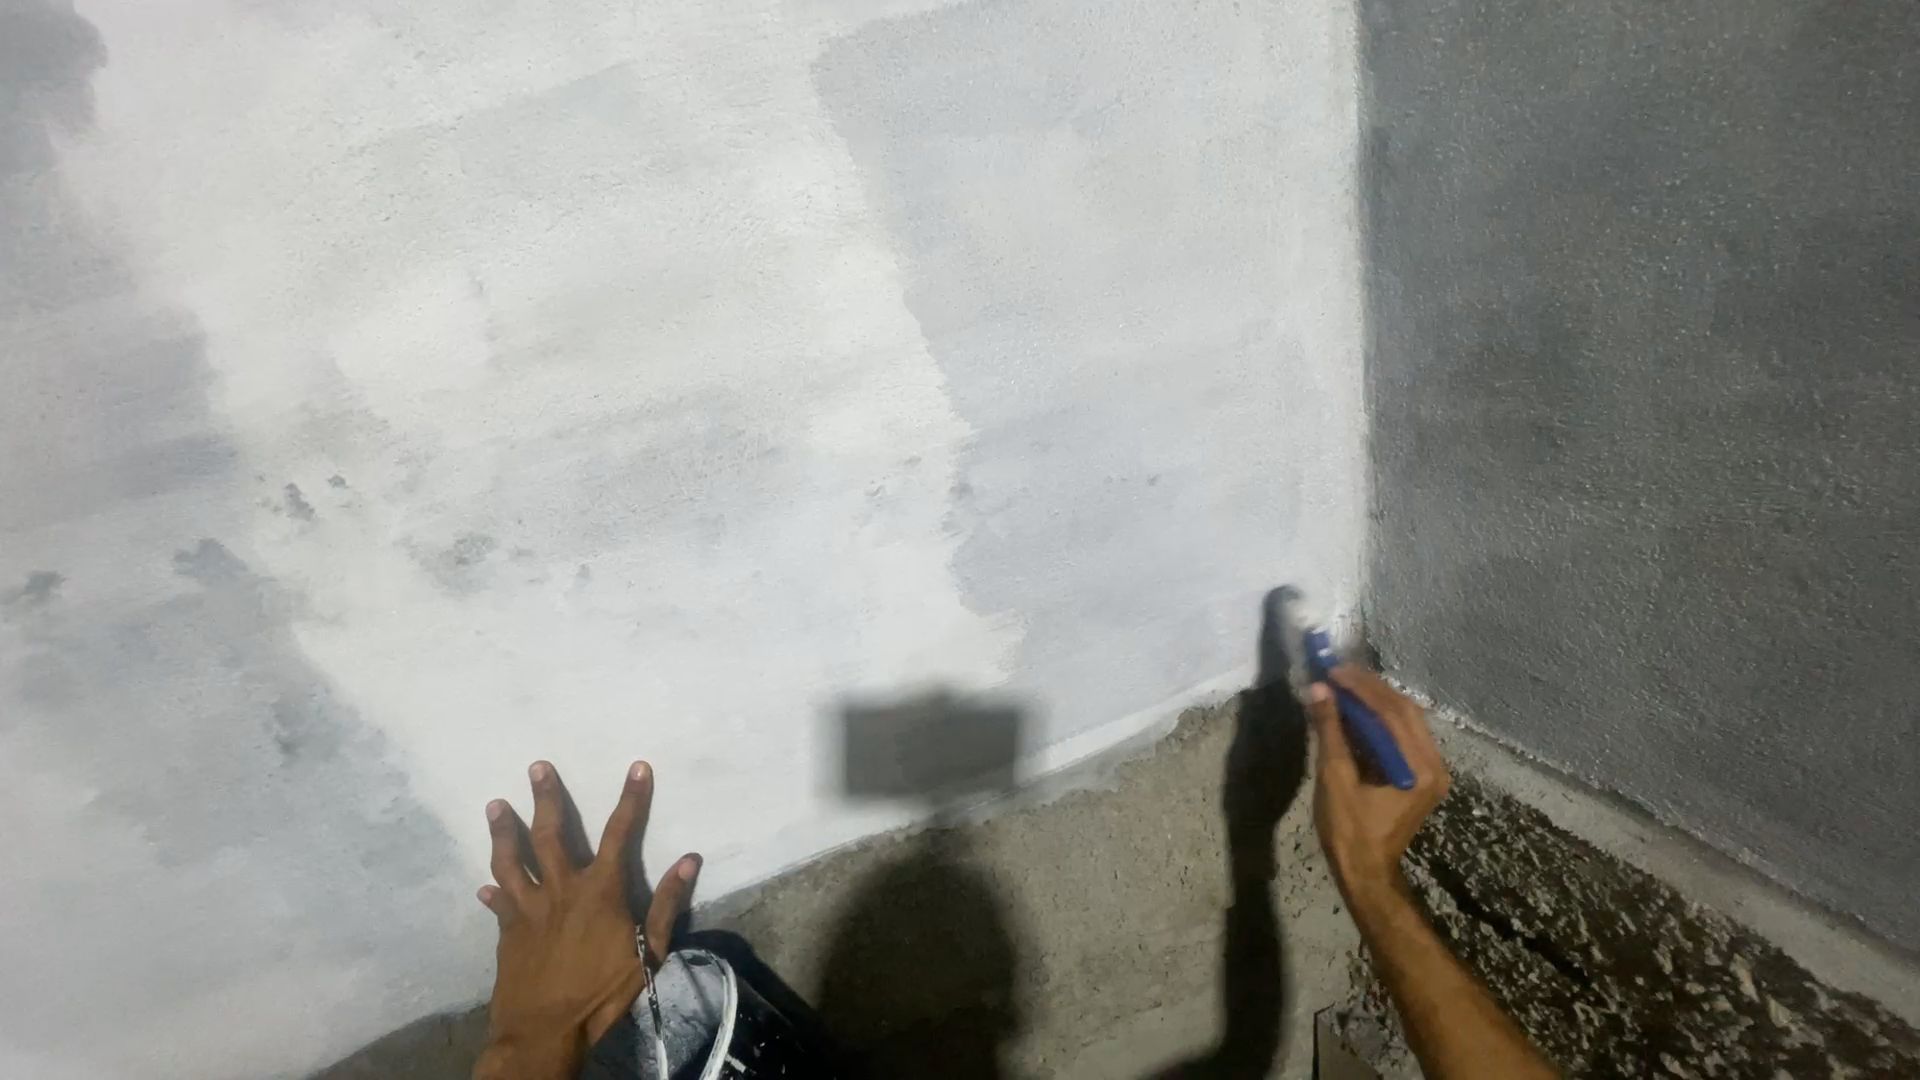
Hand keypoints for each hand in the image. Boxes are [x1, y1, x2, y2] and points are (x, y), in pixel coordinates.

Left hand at [472, 761, 701, 1079]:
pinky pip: (498, 902)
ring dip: (504, 830)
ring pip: (512, 860)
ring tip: (495, 804)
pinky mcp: (507, 932)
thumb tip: (690, 859)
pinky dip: (493, 889)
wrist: (543, 1033)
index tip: (637, 767)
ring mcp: (528, 909)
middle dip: (545, 797)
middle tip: (536, 766)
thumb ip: (669, 903)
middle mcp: (561, 889)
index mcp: (600, 889)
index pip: (619, 832)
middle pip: (550, 834)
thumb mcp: (649, 951)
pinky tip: (483, 884)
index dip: (631, 798)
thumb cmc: (602, 990)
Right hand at [1309, 667, 1449, 901]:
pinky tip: (1354, 711)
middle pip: (1405, 711)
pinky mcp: (1420, 775)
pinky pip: (1402, 734)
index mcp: (1418, 768)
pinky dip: (1378, 717)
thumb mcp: (1334, 776)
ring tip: (1342, 686)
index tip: (1333, 671)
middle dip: (1370, 688)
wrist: (1365, 868)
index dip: (1362, 687)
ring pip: (1405, 720)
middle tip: (1337, 673)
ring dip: (1374, 700)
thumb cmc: (1347, 827)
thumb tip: (1319, 689)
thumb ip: (1330, 730)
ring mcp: (1430, 771)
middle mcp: (1433, 766)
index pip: (1393, 712)